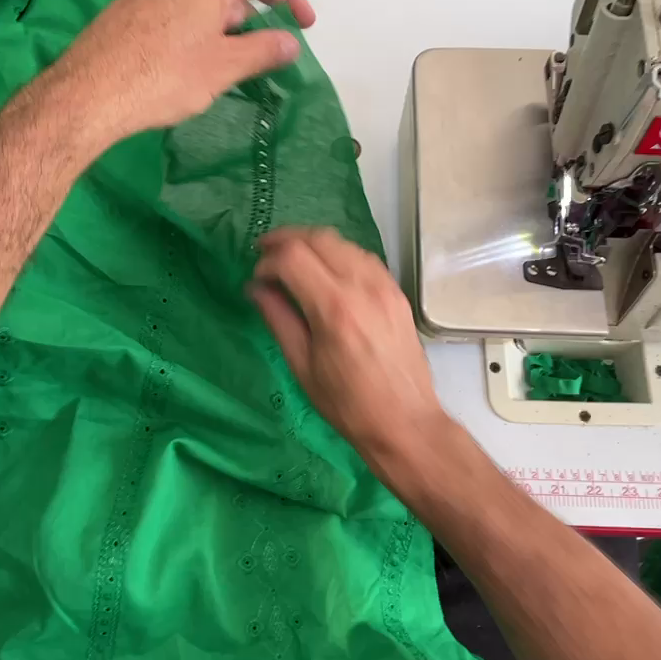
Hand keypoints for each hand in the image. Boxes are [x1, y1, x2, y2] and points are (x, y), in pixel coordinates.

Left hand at [36, 0, 316, 148]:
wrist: (90, 93)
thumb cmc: (165, 77)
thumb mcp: (224, 67)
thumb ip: (264, 50)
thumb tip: (291, 43)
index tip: (306, 26)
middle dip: (253, 17)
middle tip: (261, 55)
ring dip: (223, 26)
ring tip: (225, 64)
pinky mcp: (130, 4)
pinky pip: (177, 7)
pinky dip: (197, 28)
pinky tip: (190, 62)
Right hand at [250, 228, 451, 461]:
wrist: (404, 421)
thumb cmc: (347, 404)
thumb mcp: (302, 366)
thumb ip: (278, 319)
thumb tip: (256, 288)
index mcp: (334, 307)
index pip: (293, 257)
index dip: (267, 260)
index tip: (257, 279)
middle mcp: (362, 286)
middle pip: (318, 238)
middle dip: (287, 240)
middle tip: (266, 253)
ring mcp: (385, 286)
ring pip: (342, 242)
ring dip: (313, 244)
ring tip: (294, 262)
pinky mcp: (397, 293)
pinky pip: (364, 258)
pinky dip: (339, 255)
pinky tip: (327, 273)